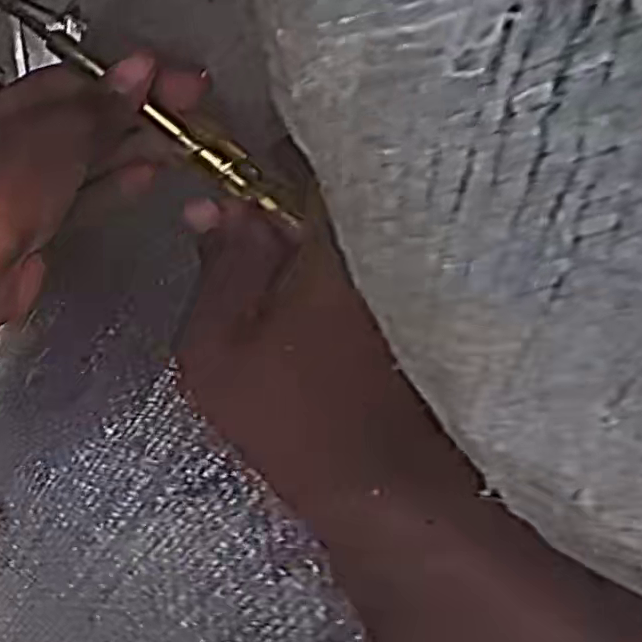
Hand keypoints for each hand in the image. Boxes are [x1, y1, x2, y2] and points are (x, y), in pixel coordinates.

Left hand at [0, 54, 208, 322]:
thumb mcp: (59, 135)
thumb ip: (100, 105)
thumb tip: (132, 77)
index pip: (60, 83)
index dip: (112, 77)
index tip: (155, 75)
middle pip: (70, 123)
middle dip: (125, 112)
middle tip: (173, 105)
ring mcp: (8, 197)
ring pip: (75, 164)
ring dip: (124, 148)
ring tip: (170, 138)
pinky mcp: (25, 233)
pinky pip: (74, 200)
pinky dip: (108, 185)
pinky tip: (141, 174)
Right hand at [176, 193, 477, 518]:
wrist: (374, 480)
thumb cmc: (282, 412)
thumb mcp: (215, 343)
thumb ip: (220, 267)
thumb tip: (208, 205)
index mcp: (338, 241)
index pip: (306, 161)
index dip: (261, 163)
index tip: (229, 181)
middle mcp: (395, 241)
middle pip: (338, 187)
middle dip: (285, 200)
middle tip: (238, 235)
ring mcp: (423, 269)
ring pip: (360, 220)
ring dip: (312, 231)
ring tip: (268, 266)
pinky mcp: (433, 300)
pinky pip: (381, 252)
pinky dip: (342, 259)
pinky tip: (307, 296)